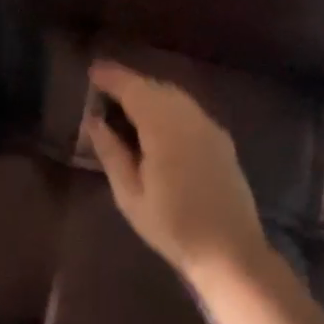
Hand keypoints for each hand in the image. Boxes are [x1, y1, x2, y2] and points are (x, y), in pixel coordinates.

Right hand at [84, 60, 267, 276]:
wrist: (231, 253)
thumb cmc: (173, 227)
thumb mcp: (130, 195)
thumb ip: (111, 152)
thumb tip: (94, 121)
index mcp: (164, 126)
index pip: (133, 88)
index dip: (111, 77)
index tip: (92, 71)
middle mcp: (189, 117)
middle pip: (154, 86)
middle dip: (129, 83)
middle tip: (104, 88)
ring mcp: (209, 126)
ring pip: (173, 95)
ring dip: (149, 93)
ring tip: (127, 104)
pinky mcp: (221, 139)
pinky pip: (188, 109)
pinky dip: (167, 105)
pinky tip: (157, 123)